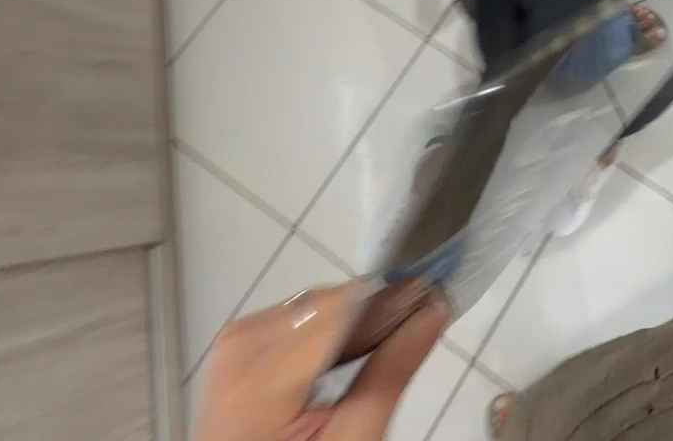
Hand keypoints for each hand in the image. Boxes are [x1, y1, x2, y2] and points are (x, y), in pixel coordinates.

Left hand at [195, 279, 448, 440]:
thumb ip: (391, 373)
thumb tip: (434, 309)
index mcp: (261, 377)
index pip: (341, 307)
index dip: (391, 298)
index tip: (435, 296)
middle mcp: (242, 344)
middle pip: (329, 303)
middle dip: (373, 314)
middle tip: (415, 327)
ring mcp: (237, 341)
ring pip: (319, 303)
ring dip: (354, 321)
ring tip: (382, 346)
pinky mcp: (239, 344)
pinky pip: (299, 315)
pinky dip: (330, 329)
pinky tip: (348, 353)